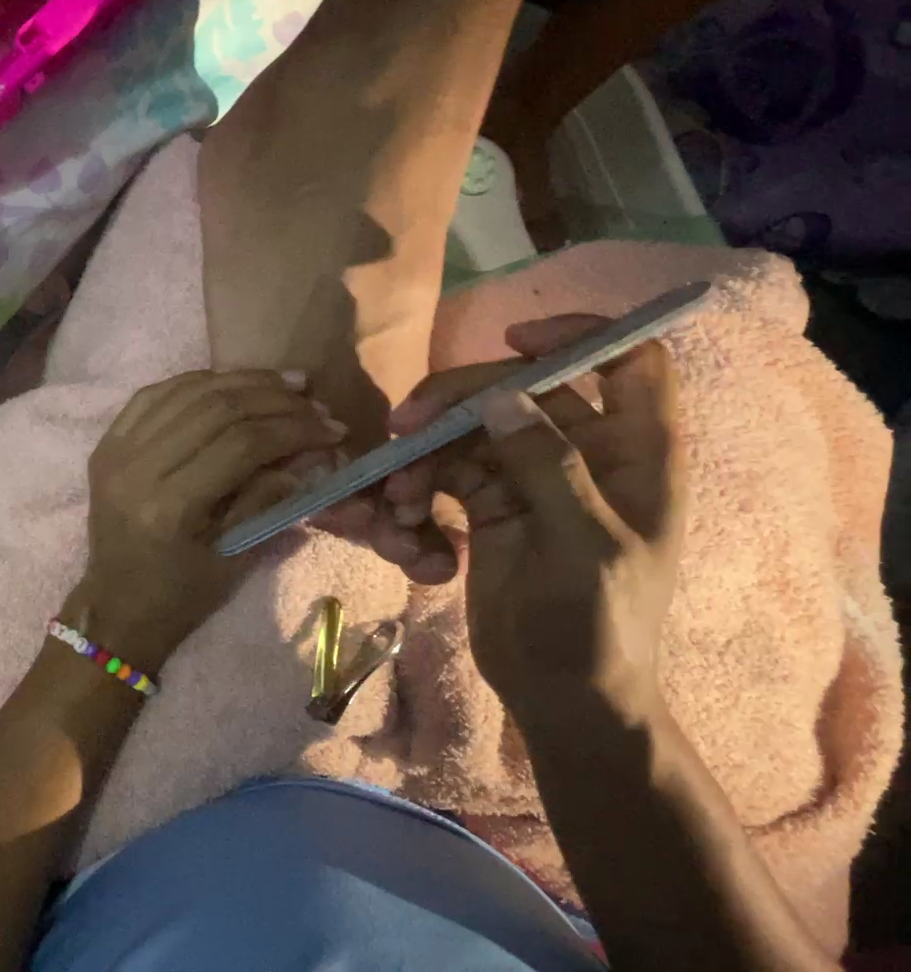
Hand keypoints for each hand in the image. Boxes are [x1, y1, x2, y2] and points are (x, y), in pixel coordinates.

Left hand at [67, 369, 348, 670]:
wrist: (116, 605)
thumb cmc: (179, 595)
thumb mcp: (234, 557)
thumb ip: (267, 497)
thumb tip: (310, 449)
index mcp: (168, 507)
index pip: (240, 444)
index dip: (293, 429)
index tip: (333, 427)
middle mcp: (135, 469)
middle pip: (214, 409)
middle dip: (274, 400)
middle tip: (315, 401)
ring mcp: (114, 452)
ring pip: (184, 392)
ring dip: (240, 381)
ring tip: (285, 383)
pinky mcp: (106, 445)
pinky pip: (153, 396)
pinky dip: (196, 383)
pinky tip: (231, 383)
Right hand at [382, 316, 685, 716]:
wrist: (560, 692)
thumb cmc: (594, 625)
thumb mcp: (584, 547)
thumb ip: (549, 468)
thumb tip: (502, 399)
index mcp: (634, 456)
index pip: (627, 363)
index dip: (576, 337)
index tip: (509, 341)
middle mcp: (581, 455)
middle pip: (516, 391)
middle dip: (454, 405)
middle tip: (400, 426)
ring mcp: (528, 479)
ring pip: (466, 433)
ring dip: (420, 458)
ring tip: (394, 503)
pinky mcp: (486, 506)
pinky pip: (441, 474)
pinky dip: (414, 490)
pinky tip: (399, 524)